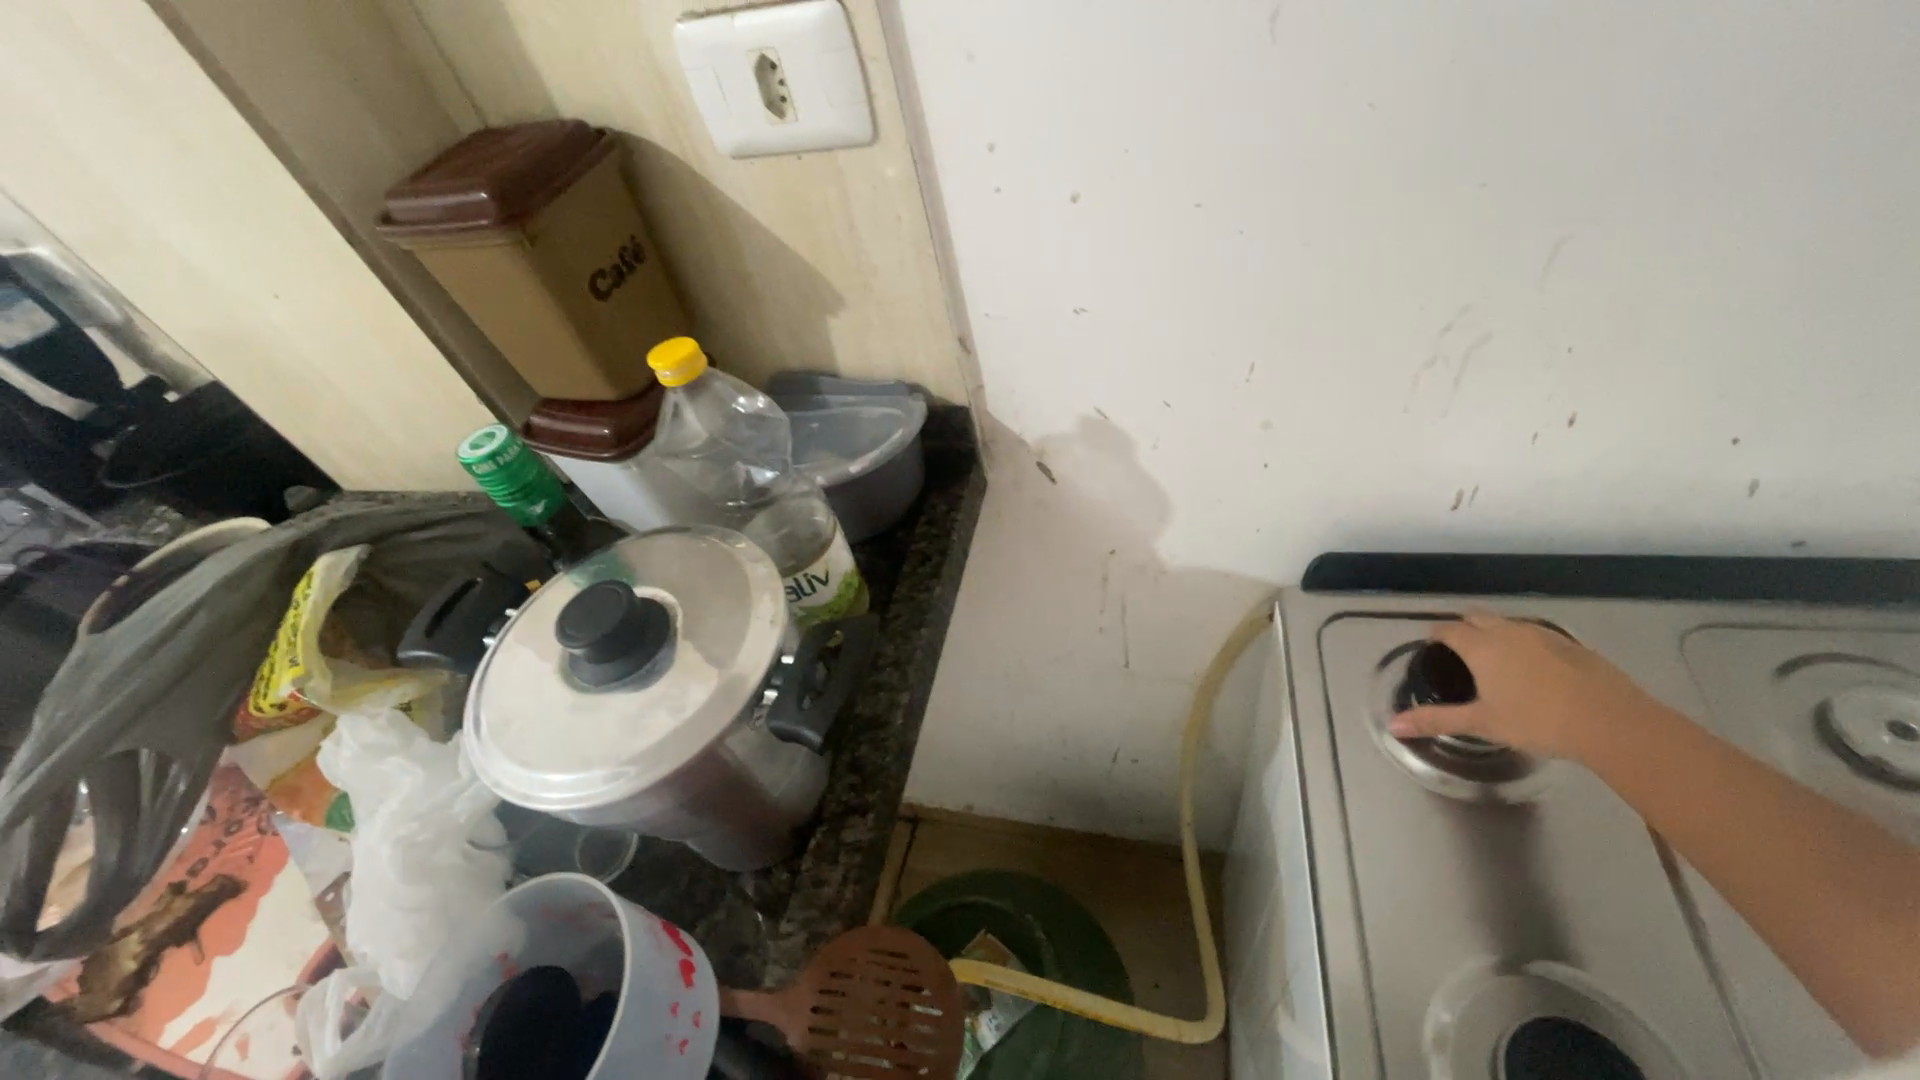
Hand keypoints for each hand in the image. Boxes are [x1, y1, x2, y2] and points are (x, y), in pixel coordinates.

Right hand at [1387, 613, 1679, 761]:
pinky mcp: (1573, 645)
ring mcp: (1544, 635)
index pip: (1448, 629)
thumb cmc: (1537, 721)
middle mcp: (1508, 632)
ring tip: (1495, 659)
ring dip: (1496, 633)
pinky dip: (1526, 644)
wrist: (1612, 722)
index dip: (1436, 635)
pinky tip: (1535, 669)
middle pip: (1477, 617)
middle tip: (1459, 650)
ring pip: (1509, 624)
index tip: (1432, 646)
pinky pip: (1537, 635)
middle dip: (1463, 627)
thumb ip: (1436, 720)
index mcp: (1481, 647)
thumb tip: (1392, 725)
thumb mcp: (1482, 724)